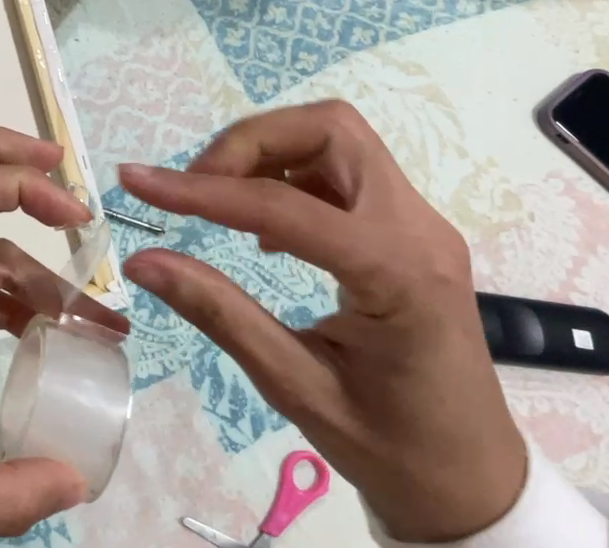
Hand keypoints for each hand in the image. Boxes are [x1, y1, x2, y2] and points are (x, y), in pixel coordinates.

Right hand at [118, 101, 526, 543]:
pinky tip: (260, 225)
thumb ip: (220, 313)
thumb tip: (141, 261)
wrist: (473, 479)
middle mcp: (417, 228)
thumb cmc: (390, 445)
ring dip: (266, 149)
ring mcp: (417, 221)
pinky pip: (341, 166)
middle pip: (329, 130)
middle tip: (195, 185)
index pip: (284, 205)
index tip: (136, 181)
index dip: (202, 191)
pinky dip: (287, 171)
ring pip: (335, 136)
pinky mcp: (405, 226)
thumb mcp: (295, 387)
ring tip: (219, 199)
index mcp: (397, 273)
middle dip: (248, 142)